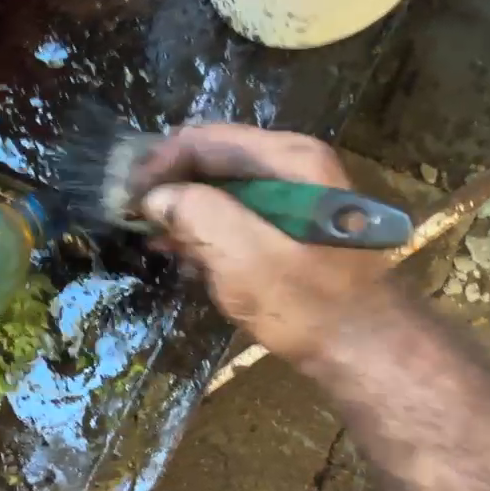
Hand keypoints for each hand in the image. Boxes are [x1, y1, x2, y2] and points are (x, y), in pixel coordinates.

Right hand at [134, 125, 395, 364]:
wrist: (365, 350)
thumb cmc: (308, 305)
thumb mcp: (246, 258)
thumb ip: (198, 216)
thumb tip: (156, 198)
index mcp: (287, 160)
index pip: (204, 140)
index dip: (158, 166)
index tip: (125, 200)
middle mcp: (291, 168)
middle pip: (211, 161)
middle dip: (167, 187)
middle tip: (129, 220)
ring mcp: (293, 198)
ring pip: (220, 190)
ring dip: (181, 212)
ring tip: (147, 239)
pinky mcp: (288, 229)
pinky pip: (234, 216)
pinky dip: (203, 231)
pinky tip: (181, 256)